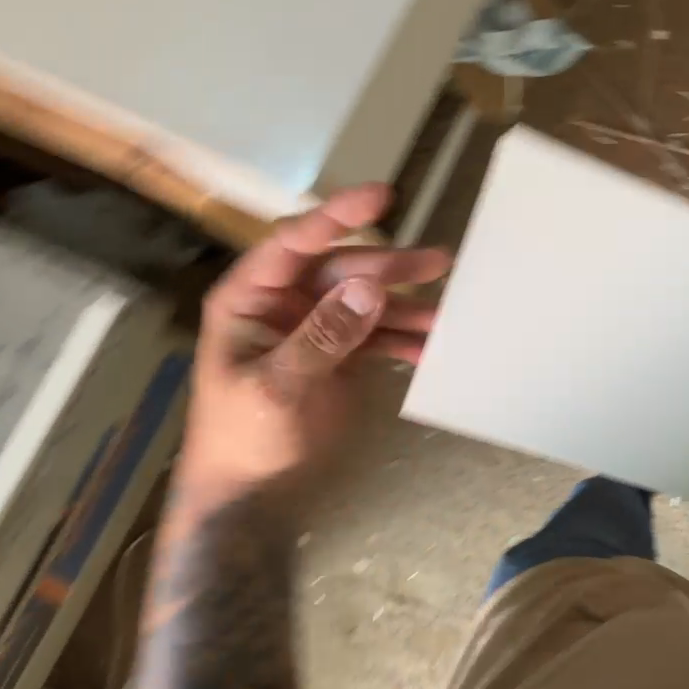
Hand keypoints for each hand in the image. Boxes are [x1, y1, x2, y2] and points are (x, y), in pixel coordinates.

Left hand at [174, 184, 449, 514]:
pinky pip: (377, 337)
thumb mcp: (277, 385)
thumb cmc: (243, 437)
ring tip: (445, 316)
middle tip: (438, 264)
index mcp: (252, 297)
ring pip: (367, 302)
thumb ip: (323, 335)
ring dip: (405, 307)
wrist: (250, 494)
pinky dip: (403, 341)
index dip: (338, 216)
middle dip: (390, 268)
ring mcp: (315, 329)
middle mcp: (285, 303)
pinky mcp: (339, 356)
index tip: (384, 195)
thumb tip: (370, 286)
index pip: (295, 242)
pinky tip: (429, 350)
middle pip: (344, 270)